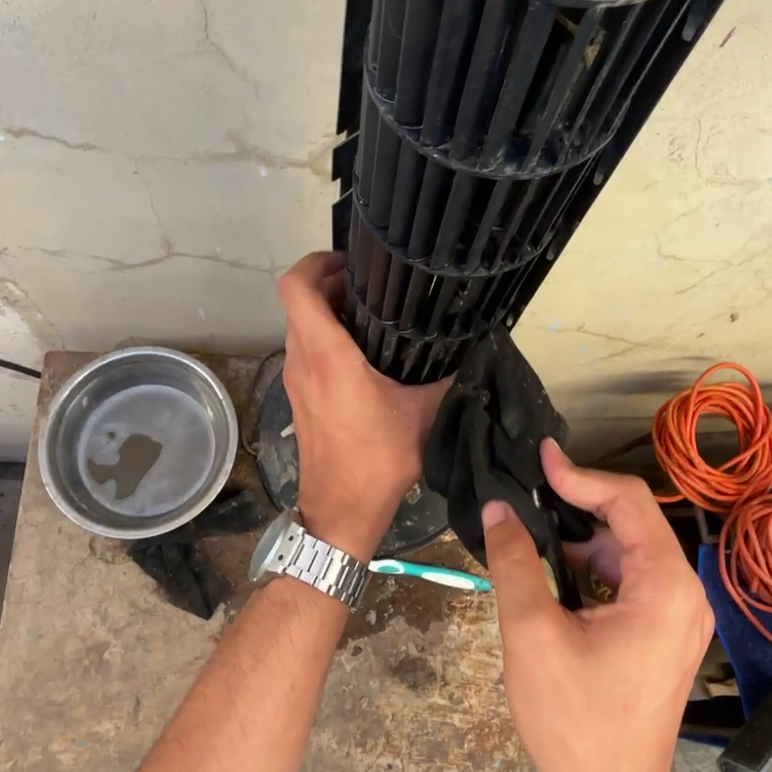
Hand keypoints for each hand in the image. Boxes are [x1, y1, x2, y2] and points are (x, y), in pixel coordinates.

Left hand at [277, 252, 450, 558]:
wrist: (341, 510)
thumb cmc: (378, 461)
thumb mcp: (425, 414)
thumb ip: (449, 375)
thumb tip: (475, 345)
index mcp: (327, 355)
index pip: (297, 286)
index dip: (317, 261)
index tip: (352, 260)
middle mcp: (302, 360)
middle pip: (300, 300)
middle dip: (331, 282)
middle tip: (374, 282)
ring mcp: (296, 379)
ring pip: (300, 325)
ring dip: (327, 311)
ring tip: (372, 312)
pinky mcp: (299, 396)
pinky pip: (305, 349)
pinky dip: (325, 336)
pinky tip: (363, 350)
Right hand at [484, 439, 712, 771]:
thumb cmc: (574, 719)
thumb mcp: (532, 632)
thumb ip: (514, 561)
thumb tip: (498, 509)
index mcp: (665, 586)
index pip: (628, 501)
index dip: (580, 474)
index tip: (539, 458)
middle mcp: (685, 595)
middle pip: (631, 523)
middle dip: (578, 504)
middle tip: (527, 494)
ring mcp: (678, 618)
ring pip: (628, 553)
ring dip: (581, 539)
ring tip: (530, 536)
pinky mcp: (664, 637)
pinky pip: (629, 582)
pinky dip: (592, 569)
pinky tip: (553, 576)